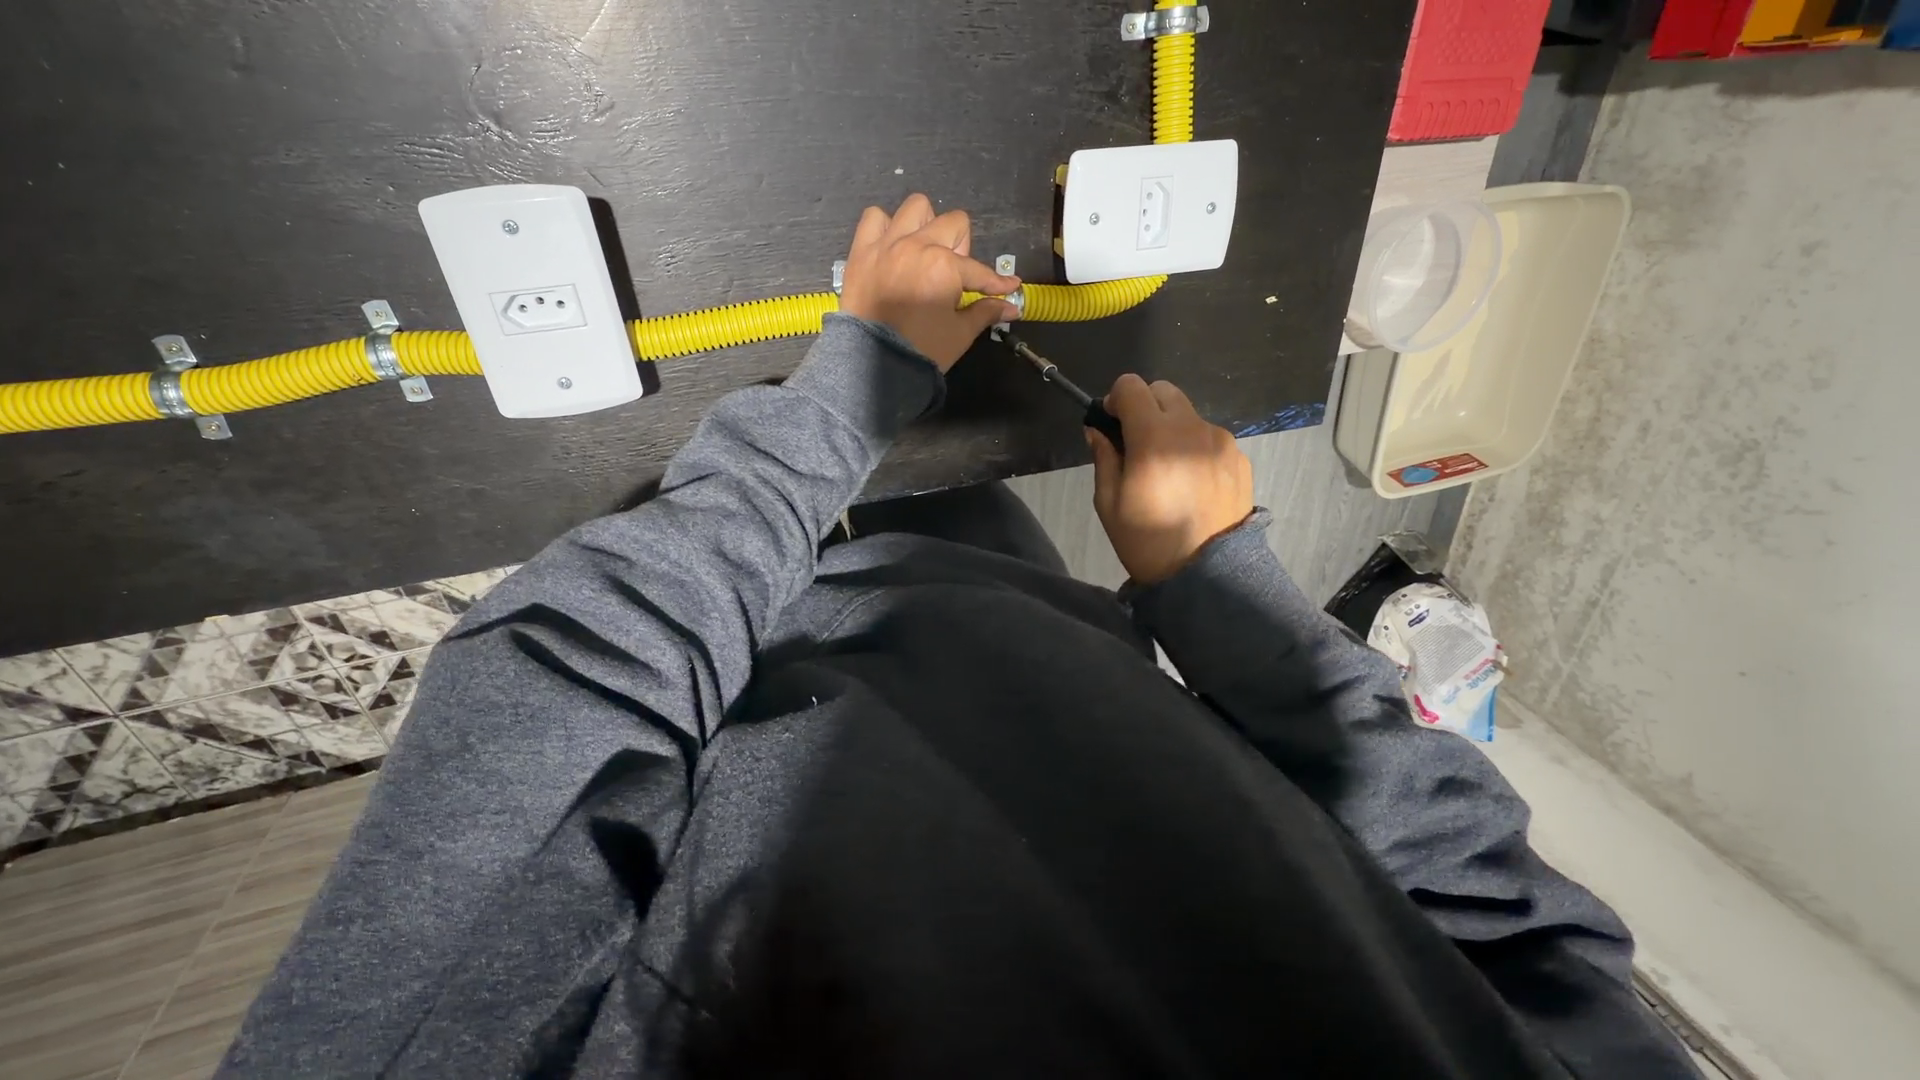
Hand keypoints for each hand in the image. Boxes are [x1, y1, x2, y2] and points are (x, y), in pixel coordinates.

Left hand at [838, 194, 1021, 372]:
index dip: (996, 282)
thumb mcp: (960, 333)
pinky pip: (874, 218)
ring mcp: (888, 244)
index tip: (1008, 287)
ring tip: (923, 252)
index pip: (979, 270)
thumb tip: (1012, 306)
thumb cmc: (922, 350)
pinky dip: (886, 227)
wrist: (873, 364)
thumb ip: (986, 312)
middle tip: (953, 276)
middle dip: (961, 247)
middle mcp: (918, 245)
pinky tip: (892, 246)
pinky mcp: (862, 251)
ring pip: (915, 208)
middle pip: (953, 223)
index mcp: (945, 266)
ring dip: (926, 225)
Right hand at [1089, 374, 1253, 584]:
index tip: (1112, 424)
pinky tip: (1192, 484)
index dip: (1116, 399)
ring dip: (1173, 428)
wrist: (1207, 576)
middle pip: (1164, 391)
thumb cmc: (1147, 542)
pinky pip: (1211, 439)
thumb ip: (1104, 457)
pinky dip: (1196, 449)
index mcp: (1153, 437)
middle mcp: (1191, 428)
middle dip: (1145, 406)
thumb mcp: (1109, 503)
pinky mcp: (1240, 458)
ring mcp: (1221, 441)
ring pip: (1189, 415)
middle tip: (1137, 442)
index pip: (1131, 386)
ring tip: (1168, 470)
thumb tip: (1098, 430)